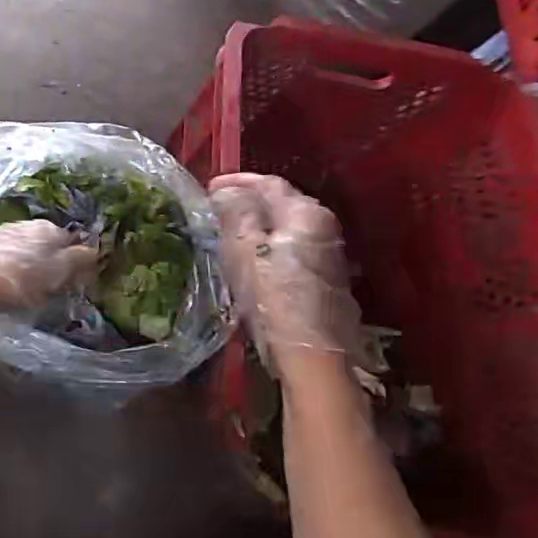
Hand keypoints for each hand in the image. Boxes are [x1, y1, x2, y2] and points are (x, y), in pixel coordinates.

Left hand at [0, 219, 97, 319]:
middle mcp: (25, 224)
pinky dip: (11, 266)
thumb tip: (95, 252)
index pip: (71, 240)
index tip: (78, 278)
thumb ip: (80, 261)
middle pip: (47, 243)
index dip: (77, 259)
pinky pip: (5, 255)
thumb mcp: (59, 274)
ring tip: (29, 286)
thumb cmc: (23, 280)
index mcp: (49, 229)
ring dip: (31, 263)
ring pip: (25, 247)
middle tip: (54, 285)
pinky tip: (7, 281)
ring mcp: (1, 232)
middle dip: (53, 260)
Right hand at [208, 173, 363, 369]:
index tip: (209, 186)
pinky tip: (252, 257)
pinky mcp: (325, 280)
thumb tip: (226, 191)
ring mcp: (328, 255)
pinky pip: (291, 248)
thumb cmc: (274, 298)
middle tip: (216, 206)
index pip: (269, 184)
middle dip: (249, 200)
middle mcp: (324, 227)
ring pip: (287, 227)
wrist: (314, 355)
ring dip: (259, 223)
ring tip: (229, 229)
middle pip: (282, 203)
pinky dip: (269, 244)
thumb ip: (236, 213)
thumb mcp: (244, 250)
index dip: (238, 181)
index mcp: (306, 213)